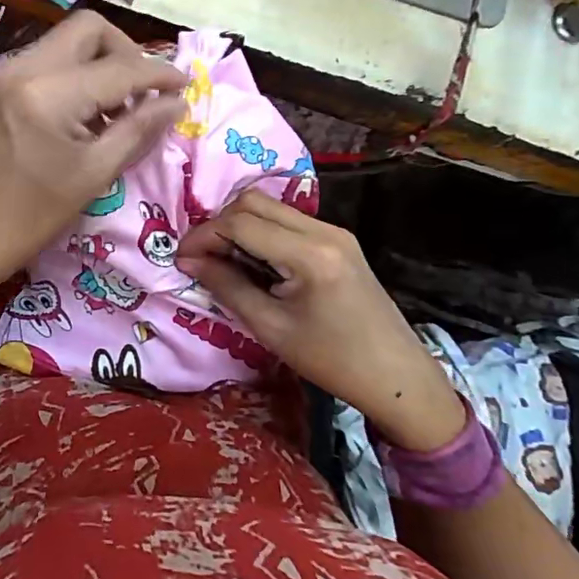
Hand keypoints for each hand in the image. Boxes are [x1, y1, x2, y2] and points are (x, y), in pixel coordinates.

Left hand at [0, 11, 185, 294]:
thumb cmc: (31, 217)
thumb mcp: (94, 175)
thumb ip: (139, 130)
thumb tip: (176, 103)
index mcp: (50, 92)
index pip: (120, 66)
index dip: (159, 74)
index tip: (185, 86)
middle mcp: (24, 67)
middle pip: (90, 29)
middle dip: (127, 52)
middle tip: (145, 93)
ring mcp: (6, 73)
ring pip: (67, 41)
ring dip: (101, 62)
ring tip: (118, 108)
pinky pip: (47, 60)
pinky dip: (76, 74)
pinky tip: (86, 113)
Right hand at [175, 191, 467, 450]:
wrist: (397, 376)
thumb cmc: (331, 360)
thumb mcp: (270, 328)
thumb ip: (227, 287)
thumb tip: (189, 261)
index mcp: (309, 254)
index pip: (240, 223)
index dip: (203, 236)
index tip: (181, 260)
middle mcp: (324, 230)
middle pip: (254, 202)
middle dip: (219, 224)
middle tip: (202, 259)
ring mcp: (334, 232)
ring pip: (270, 207)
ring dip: (239, 226)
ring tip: (223, 262)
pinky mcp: (338, 240)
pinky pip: (287, 222)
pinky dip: (261, 233)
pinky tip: (253, 263)